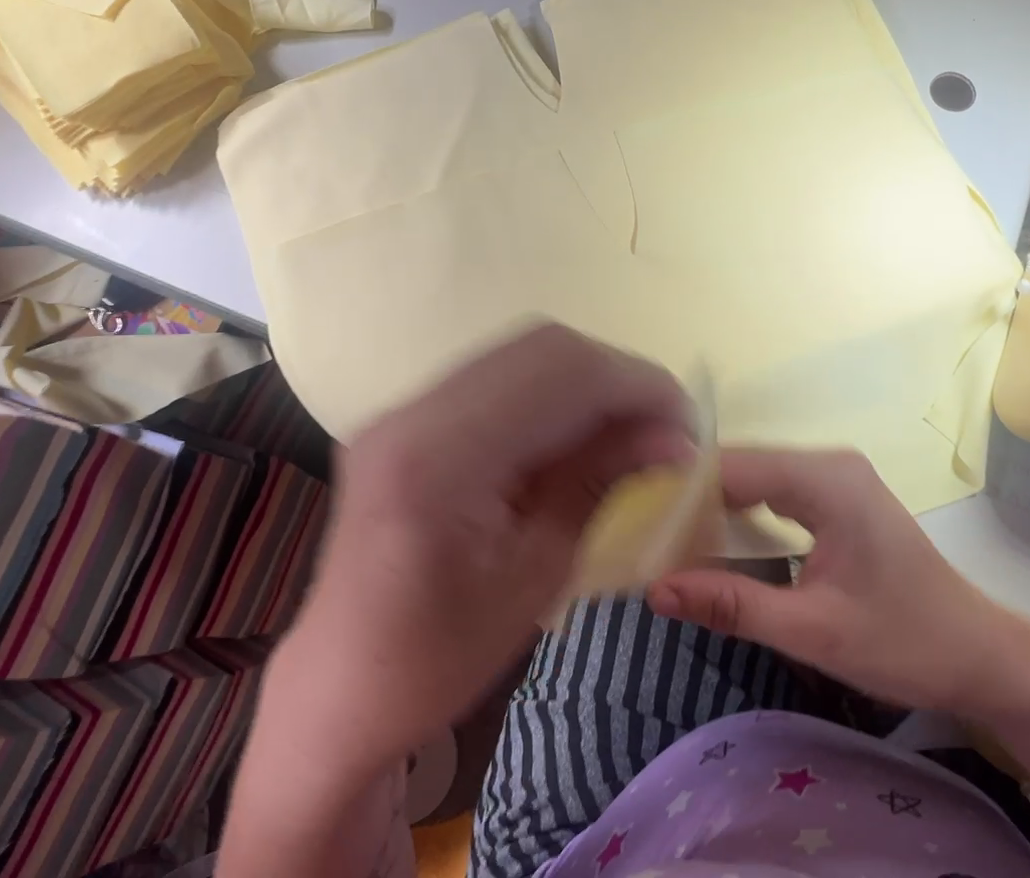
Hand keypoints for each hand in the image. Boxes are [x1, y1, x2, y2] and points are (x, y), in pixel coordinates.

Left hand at [269, 323, 692, 776]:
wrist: (341, 681)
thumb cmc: (438, 658)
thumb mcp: (535, 577)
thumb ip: (598, 486)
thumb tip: (672, 437)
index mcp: (437, 459)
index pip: (559, 375)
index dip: (637, 386)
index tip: (689, 428)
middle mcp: (410, 411)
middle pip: (540, 347)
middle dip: (617, 379)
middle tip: (664, 433)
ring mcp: (399, 408)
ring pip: (519, 355)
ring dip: (586, 384)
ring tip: (629, 436)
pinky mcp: (404, 419)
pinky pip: (495, 380)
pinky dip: (550, 396)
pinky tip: (575, 438)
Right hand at [647, 448, 1029, 714]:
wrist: (982, 658)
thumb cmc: (907, 644)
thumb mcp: (812, 631)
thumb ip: (731, 605)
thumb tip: (654, 590)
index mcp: (827, 480)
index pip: (731, 468)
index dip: (676, 491)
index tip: (628, 521)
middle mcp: (827, 466)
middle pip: (736, 469)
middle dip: (685, 501)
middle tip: (633, 535)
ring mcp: (832, 481)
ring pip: (750, 481)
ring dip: (706, 510)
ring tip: (655, 541)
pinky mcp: (833, 502)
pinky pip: (768, 496)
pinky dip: (734, 518)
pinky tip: (704, 544)